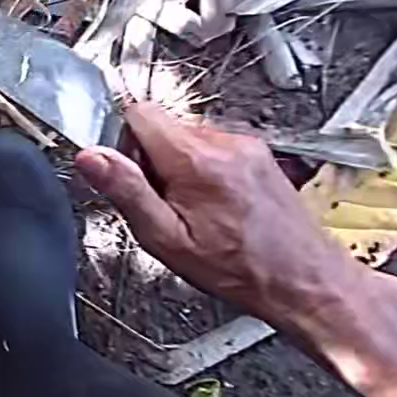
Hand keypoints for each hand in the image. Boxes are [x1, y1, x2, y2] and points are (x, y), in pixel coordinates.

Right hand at [72, 100, 378, 328]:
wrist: (305, 283)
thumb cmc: (237, 268)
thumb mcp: (163, 237)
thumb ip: (124, 189)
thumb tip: (90, 156)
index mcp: (197, 161)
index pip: (138, 114)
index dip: (121, 142)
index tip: (128, 174)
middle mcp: (226, 144)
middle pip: (159, 126)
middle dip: (146, 158)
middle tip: (159, 201)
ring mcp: (246, 147)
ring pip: (181, 136)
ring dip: (171, 165)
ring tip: (187, 206)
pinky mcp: (257, 155)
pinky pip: (206, 146)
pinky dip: (196, 168)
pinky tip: (208, 203)